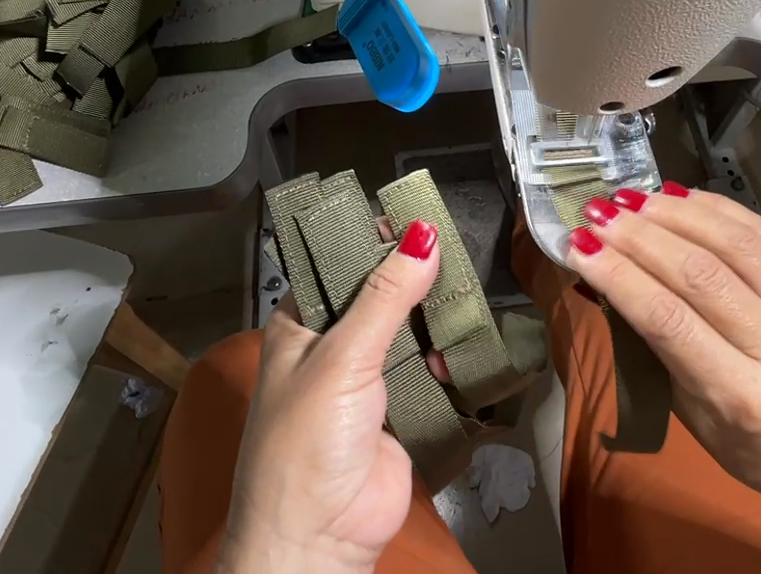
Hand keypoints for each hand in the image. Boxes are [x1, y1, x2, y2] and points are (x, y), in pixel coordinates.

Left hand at [217, 221, 441, 573]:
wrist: (319, 542)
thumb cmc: (308, 438)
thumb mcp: (342, 356)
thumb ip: (386, 294)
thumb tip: (424, 233)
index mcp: (301, 322)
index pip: (338, 262)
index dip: (373, 238)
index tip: (416, 217)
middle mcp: (332, 343)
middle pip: (380, 293)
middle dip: (413, 279)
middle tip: (451, 256)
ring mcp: (367, 378)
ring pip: (407, 329)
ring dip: (432, 319)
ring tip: (459, 302)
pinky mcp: (398, 408)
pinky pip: (426, 368)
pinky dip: (443, 358)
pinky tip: (454, 353)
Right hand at [565, 184, 760, 515]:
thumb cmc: (742, 443)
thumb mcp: (684, 409)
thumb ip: (648, 341)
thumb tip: (597, 275)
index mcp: (739, 395)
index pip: (669, 320)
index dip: (619, 276)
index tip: (577, 246)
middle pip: (699, 274)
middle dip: (638, 236)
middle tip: (595, 214)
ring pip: (731, 243)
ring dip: (672, 212)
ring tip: (627, 199)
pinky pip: (757, 232)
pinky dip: (710, 206)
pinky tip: (672, 195)